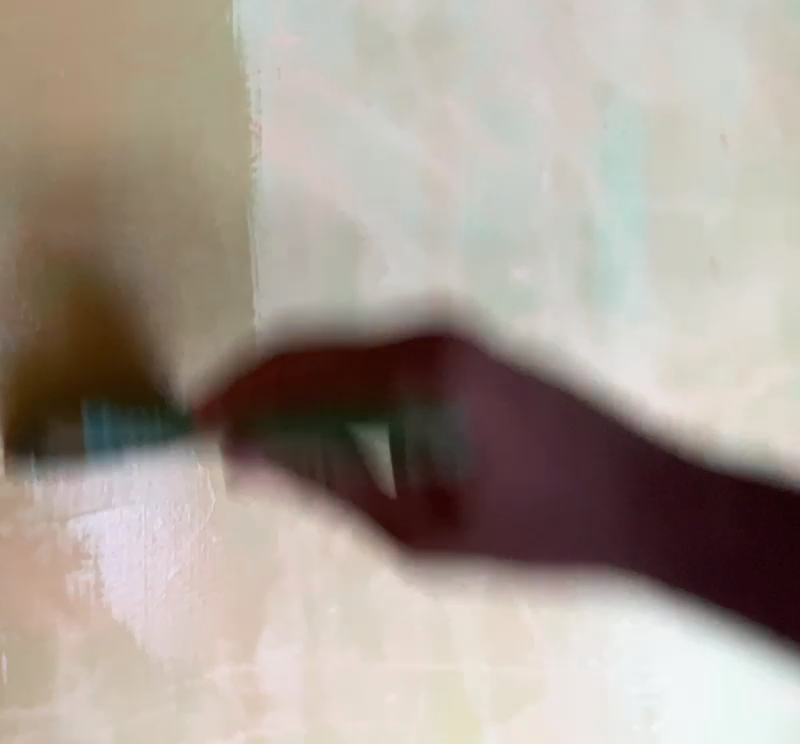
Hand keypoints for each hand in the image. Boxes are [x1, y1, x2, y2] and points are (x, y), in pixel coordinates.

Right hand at [194, 325, 685, 572]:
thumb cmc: (538, 530)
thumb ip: (320, 483)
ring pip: (326, 348)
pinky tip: (314, 418)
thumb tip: (236, 461)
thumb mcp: (416, 528)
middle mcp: (419, 333)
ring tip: (256, 429)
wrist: (664, 505)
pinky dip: (323, 382)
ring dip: (284, 385)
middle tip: (213, 425)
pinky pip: (360, 352)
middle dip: (249, 387)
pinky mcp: (449, 337)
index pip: (290, 372)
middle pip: (300, 349)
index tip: (194, 422)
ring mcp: (438, 328)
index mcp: (413, 375)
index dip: (233, 396)